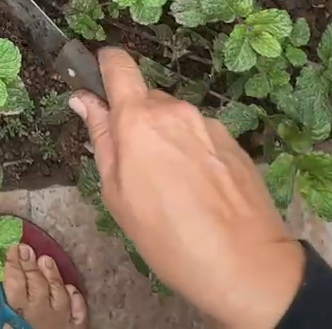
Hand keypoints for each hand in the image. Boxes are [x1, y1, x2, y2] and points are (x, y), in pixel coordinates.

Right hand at [71, 49, 303, 328]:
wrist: (249, 268)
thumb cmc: (168, 236)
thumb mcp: (117, 193)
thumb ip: (101, 138)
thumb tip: (83, 99)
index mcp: (138, 118)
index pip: (118, 63)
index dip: (105, 65)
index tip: (99, 83)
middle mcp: (174, 110)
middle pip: (146, 97)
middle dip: (137, 119)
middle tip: (137, 164)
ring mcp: (208, 124)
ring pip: (175, 118)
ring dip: (167, 138)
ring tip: (174, 184)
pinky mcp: (234, 143)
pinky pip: (201, 136)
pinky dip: (194, 152)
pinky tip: (201, 190)